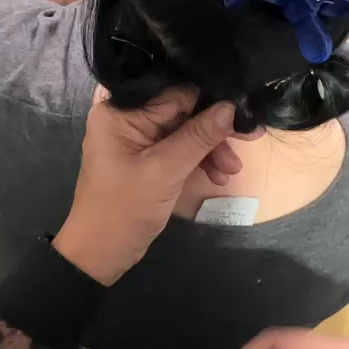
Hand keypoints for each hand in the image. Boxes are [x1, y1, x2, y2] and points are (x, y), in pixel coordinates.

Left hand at [51, 88, 243, 284]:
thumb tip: (231, 107)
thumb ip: (199, 137)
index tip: (242, 113)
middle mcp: (125, 118)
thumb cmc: (124, 209)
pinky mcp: (146, 158)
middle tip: (248, 139)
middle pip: (181, 111)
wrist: (100, 255)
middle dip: (213, 129)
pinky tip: (218, 176)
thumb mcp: (165, 171)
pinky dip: (198, 160)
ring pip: (184, 131)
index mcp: (119, 111)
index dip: (209, 101)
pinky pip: (178, 149)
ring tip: (231, 170)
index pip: (173, 93)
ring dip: (210, 148)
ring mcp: (136, 139)